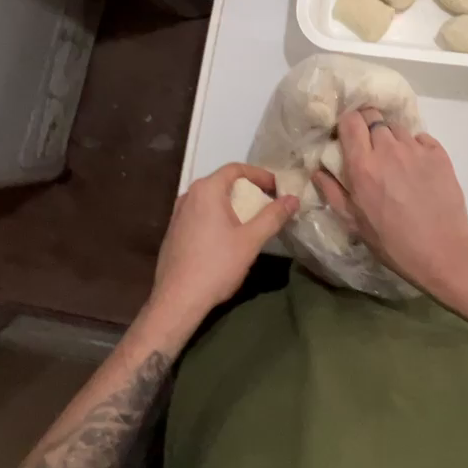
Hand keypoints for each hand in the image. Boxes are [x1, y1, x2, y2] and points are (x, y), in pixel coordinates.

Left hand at [148, 163, 295, 327]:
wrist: (177, 299)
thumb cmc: (216, 265)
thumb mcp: (250, 240)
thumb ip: (273, 216)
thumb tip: (293, 199)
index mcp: (207, 190)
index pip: (236, 169)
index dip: (259, 175)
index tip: (277, 187)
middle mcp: (189, 195)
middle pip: (223, 182)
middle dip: (248, 189)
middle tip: (268, 203)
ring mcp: (178, 213)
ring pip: (211, 199)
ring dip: (232, 204)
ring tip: (251, 219)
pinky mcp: (174, 231)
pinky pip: (200, 213)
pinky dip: (218, 216)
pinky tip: (227, 237)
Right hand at [315, 108, 467, 294]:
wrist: (441, 251)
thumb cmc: (392, 242)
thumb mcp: (353, 222)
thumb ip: (332, 192)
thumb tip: (318, 170)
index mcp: (363, 165)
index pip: (351, 121)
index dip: (348, 123)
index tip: (348, 136)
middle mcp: (388, 149)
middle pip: (373, 118)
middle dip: (368, 126)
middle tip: (370, 147)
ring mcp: (416, 149)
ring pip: (397, 128)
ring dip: (391, 138)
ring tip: (395, 161)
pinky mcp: (439, 154)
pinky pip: (421, 138)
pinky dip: (415, 146)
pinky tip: (417, 167)